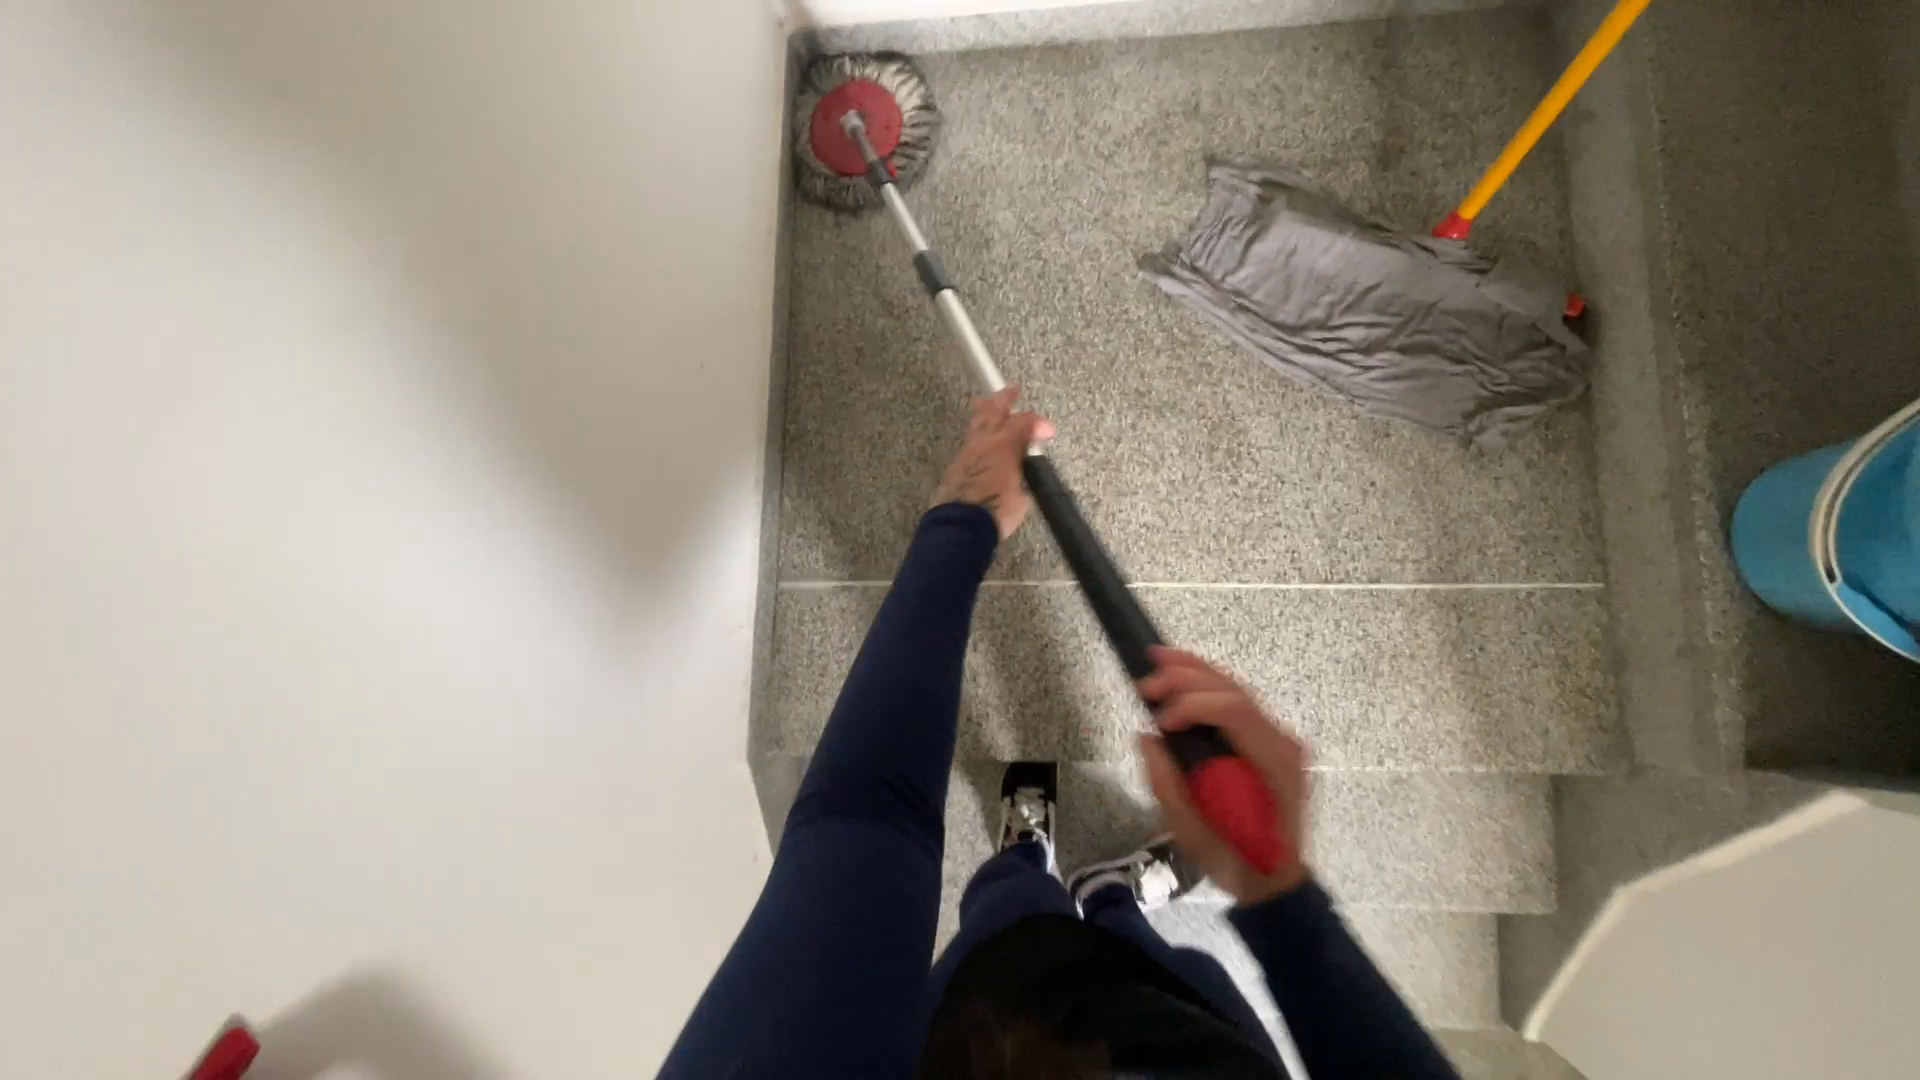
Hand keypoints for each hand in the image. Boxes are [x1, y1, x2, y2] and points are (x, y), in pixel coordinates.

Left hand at [931, 385, 1054, 539]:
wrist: (961, 525)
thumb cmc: (996, 510)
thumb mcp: (1021, 496)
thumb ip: (1022, 480)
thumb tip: (1021, 479)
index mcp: (1004, 446)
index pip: (1023, 423)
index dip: (1037, 423)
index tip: (1048, 430)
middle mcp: (983, 443)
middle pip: (992, 411)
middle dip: (1004, 398)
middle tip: (1011, 389)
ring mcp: (966, 453)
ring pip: (976, 424)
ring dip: (986, 413)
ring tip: (989, 405)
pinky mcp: (955, 467)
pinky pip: (969, 443)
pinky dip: (978, 437)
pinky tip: (982, 442)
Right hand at [1137, 646, 1310, 905]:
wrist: (1276, 882)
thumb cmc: (1238, 860)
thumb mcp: (1194, 832)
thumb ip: (1167, 783)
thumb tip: (1146, 736)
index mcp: (1273, 762)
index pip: (1233, 710)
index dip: (1191, 704)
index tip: (1159, 721)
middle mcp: (1282, 741)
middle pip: (1233, 691)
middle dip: (1187, 677)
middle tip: (1147, 679)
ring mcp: (1279, 739)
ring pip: (1236, 689)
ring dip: (1195, 671)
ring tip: (1158, 658)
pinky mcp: (1267, 741)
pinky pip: (1236, 702)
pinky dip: (1206, 685)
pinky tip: (1181, 674)